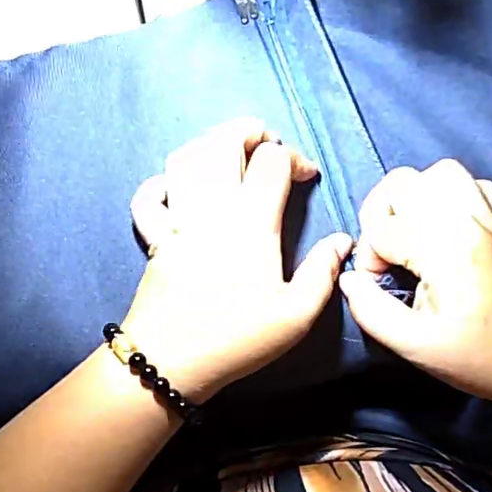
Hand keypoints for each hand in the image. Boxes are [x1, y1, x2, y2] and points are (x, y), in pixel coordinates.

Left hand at [121, 118, 350, 401]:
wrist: (171, 361)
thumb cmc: (238, 338)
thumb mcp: (296, 314)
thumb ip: (323, 272)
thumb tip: (342, 240)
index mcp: (252, 222)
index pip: (272, 161)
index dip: (295, 158)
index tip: (307, 177)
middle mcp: (212, 208)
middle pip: (224, 141)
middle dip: (250, 131)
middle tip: (268, 144)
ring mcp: (177, 219)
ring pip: (186, 157)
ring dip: (210, 144)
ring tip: (231, 155)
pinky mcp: (153, 237)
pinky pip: (149, 196)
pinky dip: (163, 182)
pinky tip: (179, 189)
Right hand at [339, 159, 491, 431]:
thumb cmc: (486, 360)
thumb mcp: (418, 347)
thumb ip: (372, 312)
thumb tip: (349, 281)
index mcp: (446, 249)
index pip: (384, 228)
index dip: (368, 256)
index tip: (377, 284)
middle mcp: (469, 221)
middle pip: (406, 182)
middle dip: (381, 214)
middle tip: (385, 253)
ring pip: (441, 173)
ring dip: (414, 197)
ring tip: (410, 233)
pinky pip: (473, 185)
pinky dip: (449, 197)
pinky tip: (444, 229)